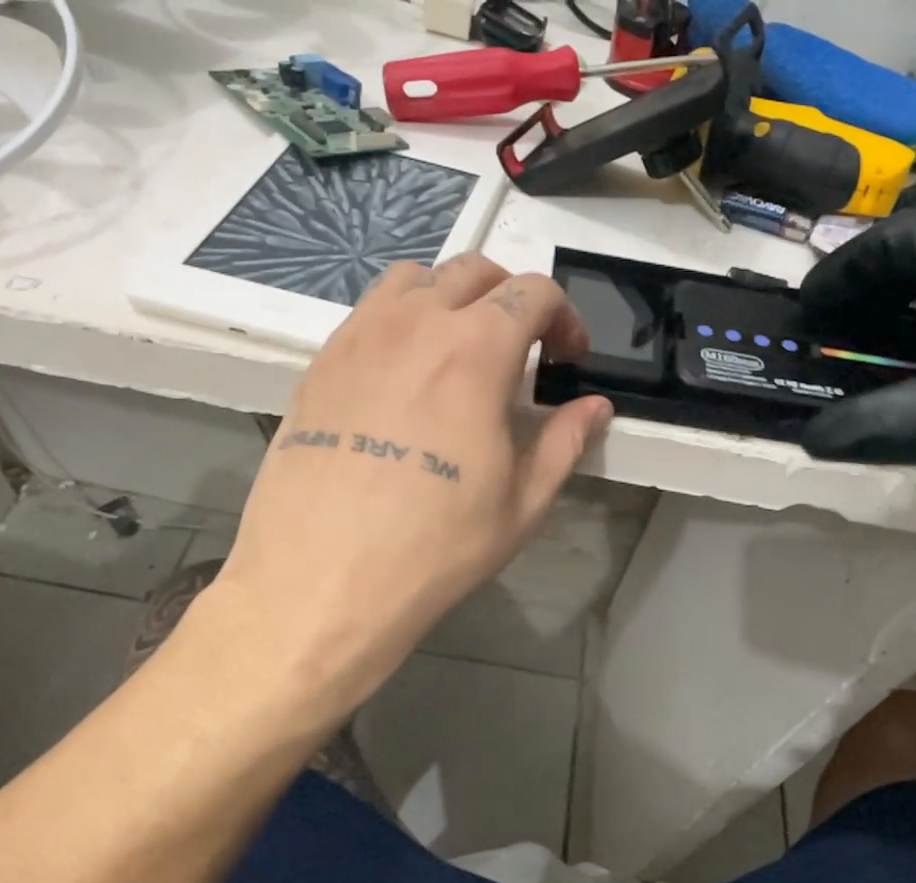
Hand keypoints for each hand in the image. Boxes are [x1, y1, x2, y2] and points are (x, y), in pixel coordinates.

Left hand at [201, 255, 611, 725]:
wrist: (323, 578)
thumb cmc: (435, 545)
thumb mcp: (522, 502)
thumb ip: (564, 441)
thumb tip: (594, 408)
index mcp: (476, 349)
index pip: (532, 293)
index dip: (565, 318)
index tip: (567, 360)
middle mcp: (415, 323)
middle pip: (474, 271)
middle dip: (511, 299)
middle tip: (522, 352)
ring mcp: (359, 336)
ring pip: (414, 279)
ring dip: (451, 298)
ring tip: (459, 352)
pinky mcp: (321, 362)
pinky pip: (369, 313)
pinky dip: (402, 321)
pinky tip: (405, 379)